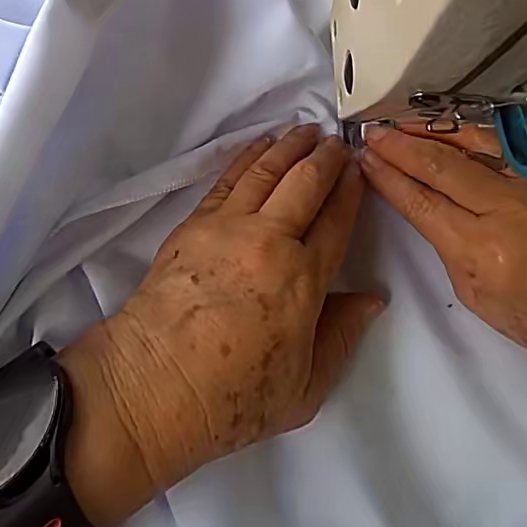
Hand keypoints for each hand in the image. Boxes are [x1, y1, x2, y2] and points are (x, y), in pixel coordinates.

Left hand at [64, 123, 385, 503]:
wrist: (155, 381)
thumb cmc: (233, 396)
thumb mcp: (306, 388)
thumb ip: (341, 336)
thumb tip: (371, 297)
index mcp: (303, 280)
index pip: (336, 222)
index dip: (351, 192)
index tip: (361, 170)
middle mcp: (267, 241)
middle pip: (303, 185)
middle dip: (325, 159)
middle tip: (339, 141)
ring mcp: (225, 227)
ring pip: (264, 173)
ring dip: (288, 147)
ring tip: (305, 130)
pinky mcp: (192, 224)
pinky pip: (227, 180)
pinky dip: (247, 158)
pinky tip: (260, 147)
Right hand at [355, 123, 526, 399]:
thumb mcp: (476, 296)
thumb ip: (446, 245)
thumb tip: (420, 205)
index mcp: (485, 251)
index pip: (420, 200)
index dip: (386, 176)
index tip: (363, 160)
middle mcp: (512, 211)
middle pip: (439, 164)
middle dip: (398, 145)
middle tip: (370, 133)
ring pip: (471, 144)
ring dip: (429, 131)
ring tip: (398, 124)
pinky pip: (501, 148)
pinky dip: (467, 134)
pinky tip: (445, 130)